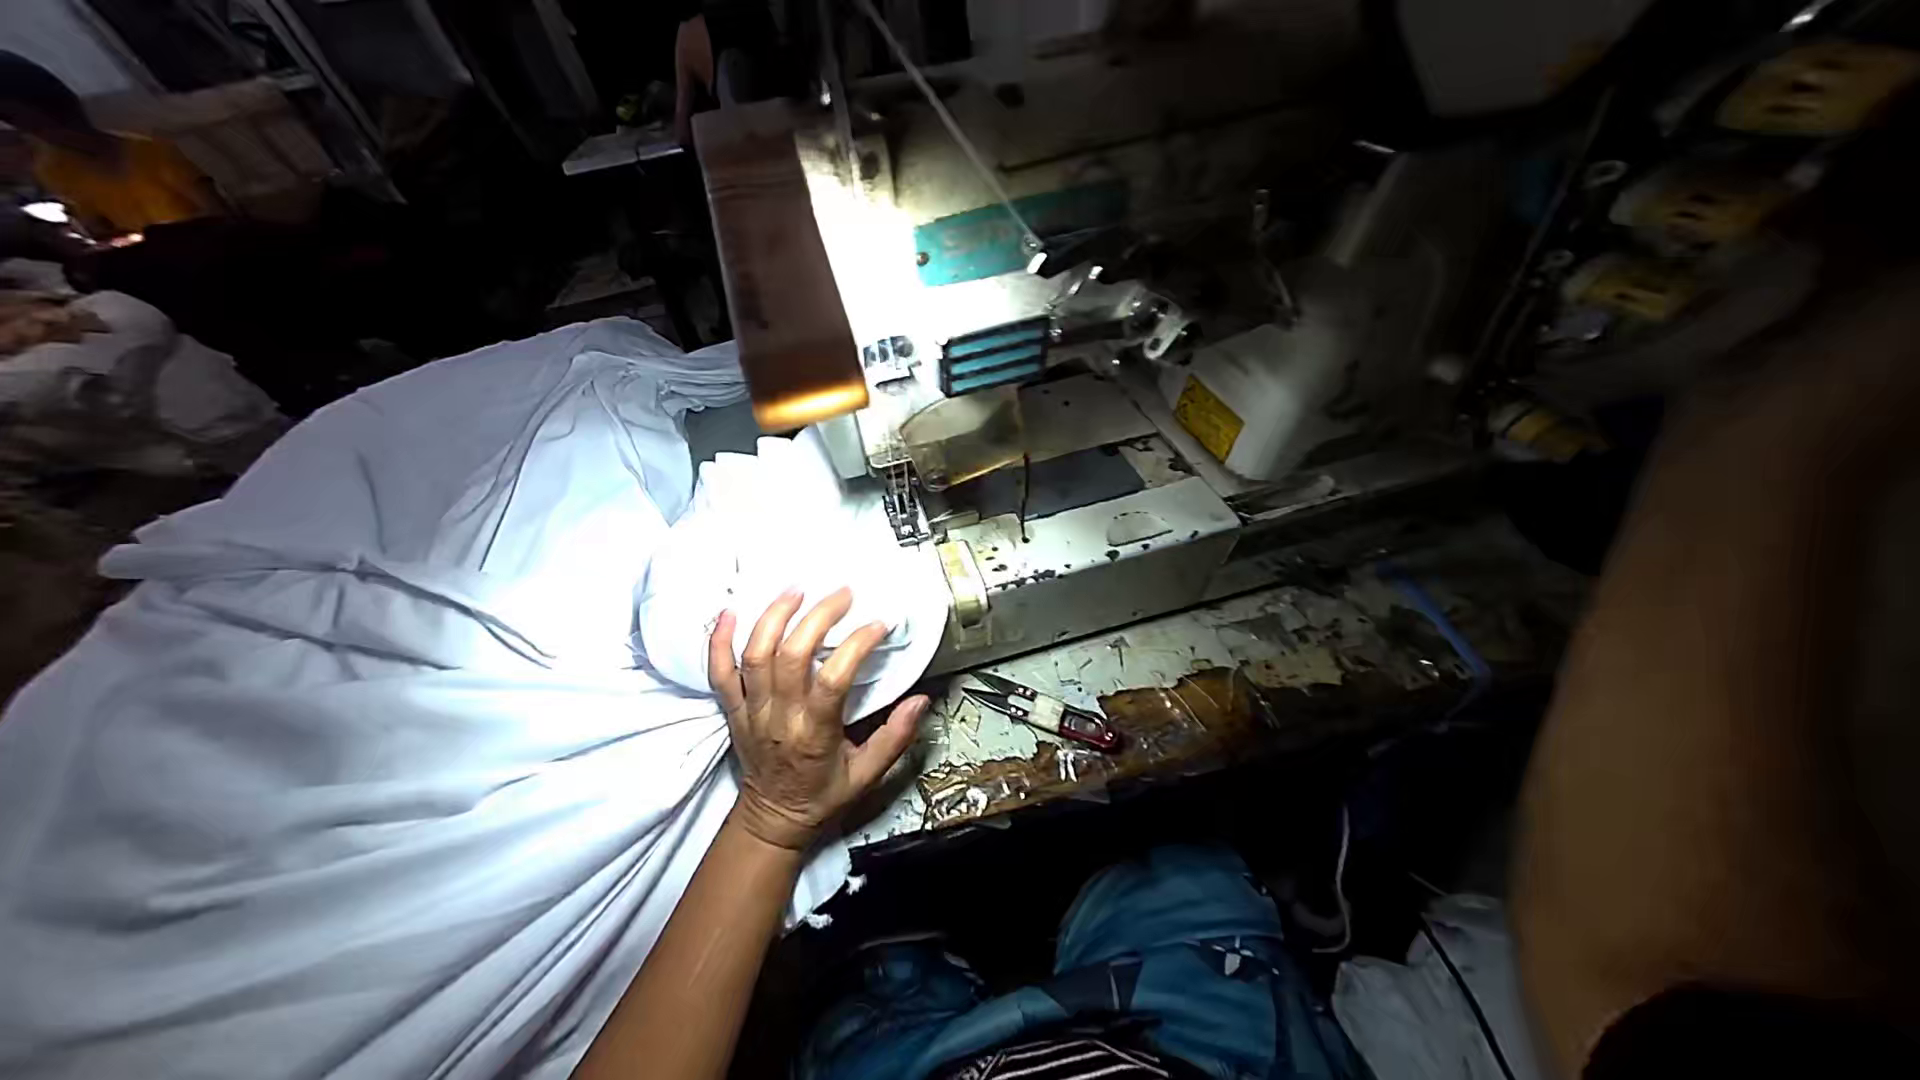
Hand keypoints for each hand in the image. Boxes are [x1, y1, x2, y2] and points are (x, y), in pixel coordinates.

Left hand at [709, 588, 929, 850]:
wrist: (772, 819)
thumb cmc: (823, 795)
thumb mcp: (867, 775)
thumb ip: (896, 737)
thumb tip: (920, 700)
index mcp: (814, 733)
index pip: (833, 680)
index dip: (856, 646)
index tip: (878, 624)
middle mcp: (779, 717)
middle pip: (791, 656)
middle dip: (817, 617)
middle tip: (842, 593)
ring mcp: (751, 711)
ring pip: (755, 655)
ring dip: (774, 617)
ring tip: (797, 590)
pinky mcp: (733, 709)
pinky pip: (719, 672)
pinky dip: (719, 640)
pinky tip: (730, 611)